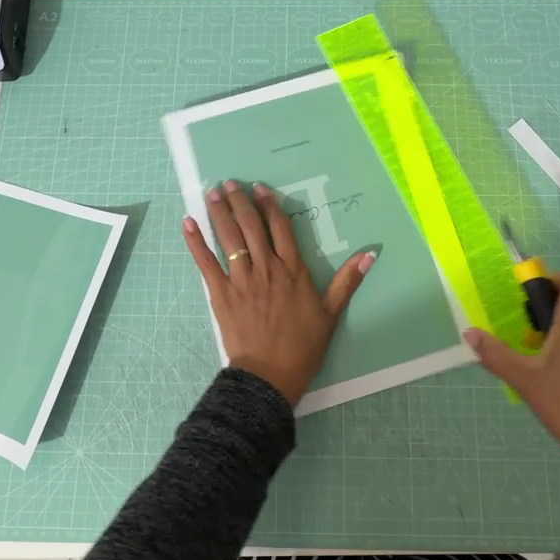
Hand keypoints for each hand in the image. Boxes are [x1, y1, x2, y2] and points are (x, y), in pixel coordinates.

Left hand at [184, 180, 375, 405]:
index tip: (260, 188)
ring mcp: (241, 279)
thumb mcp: (331, 313)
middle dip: (240, 202)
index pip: (280, 228)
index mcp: (293, 270)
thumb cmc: (303, 346)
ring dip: (220, 213)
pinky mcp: (220, 293)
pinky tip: (188, 223)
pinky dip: (196, 241)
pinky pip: (206, 262)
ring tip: (213, 192)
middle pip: (252, 226)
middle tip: (230, 183)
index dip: (270, 205)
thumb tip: (371, 254)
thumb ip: (348, 280)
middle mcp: (266, 268)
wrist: (270, 375)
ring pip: (229, 237)